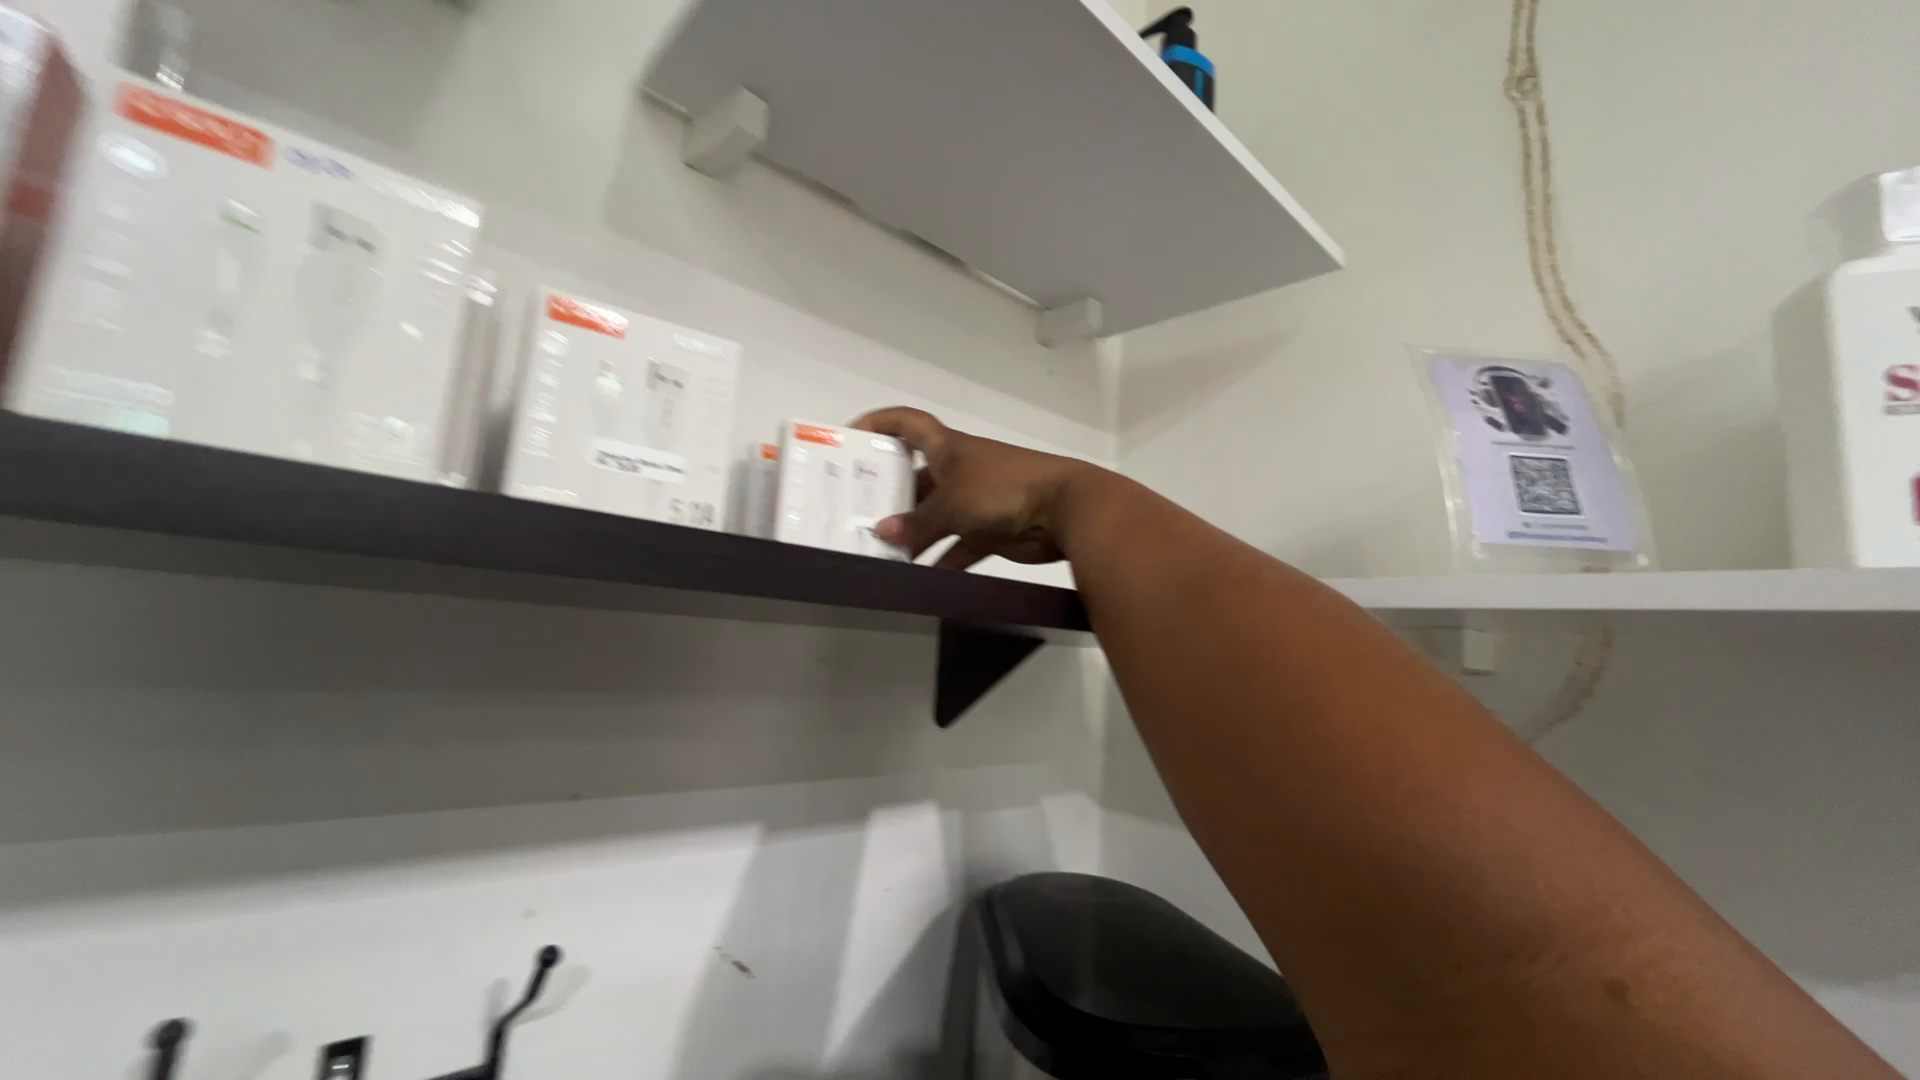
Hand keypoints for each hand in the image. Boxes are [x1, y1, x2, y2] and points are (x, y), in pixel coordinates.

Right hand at [850, 407, 1101, 571]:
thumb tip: (882, 533)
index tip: (850, 438)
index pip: (907, 424)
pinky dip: (940, 562)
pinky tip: (917, 580)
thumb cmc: (1001, 489)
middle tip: (855, 518)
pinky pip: (957, 548)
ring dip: (912, 536)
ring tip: (880, 555)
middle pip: (915, 479)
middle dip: (888, 498)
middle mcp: (958, 470)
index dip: (878, 424)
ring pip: (934, 518)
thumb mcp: (952, 503)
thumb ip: (917, 522)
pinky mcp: (989, 531)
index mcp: (947, 448)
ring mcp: (974, 501)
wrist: (1064, 509)